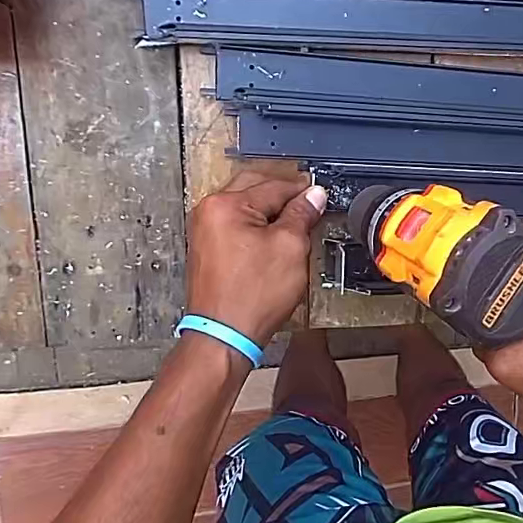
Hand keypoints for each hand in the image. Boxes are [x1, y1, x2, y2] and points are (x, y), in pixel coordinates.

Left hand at [185, 173, 327, 344]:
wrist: (224, 335)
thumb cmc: (250, 298)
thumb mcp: (290, 248)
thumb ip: (301, 215)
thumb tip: (313, 196)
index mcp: (225, 205)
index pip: (274, 186)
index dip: (302, 191)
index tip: (319, 197)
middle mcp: (208, 212)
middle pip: (254, 189)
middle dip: (283, 196)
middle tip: (308, 205)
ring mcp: (204, 231)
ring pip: (243, 207)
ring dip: (268, 211)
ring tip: (293, 225)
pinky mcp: (206, 249)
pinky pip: (234, 225)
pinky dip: (254, 227)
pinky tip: (272, 240)